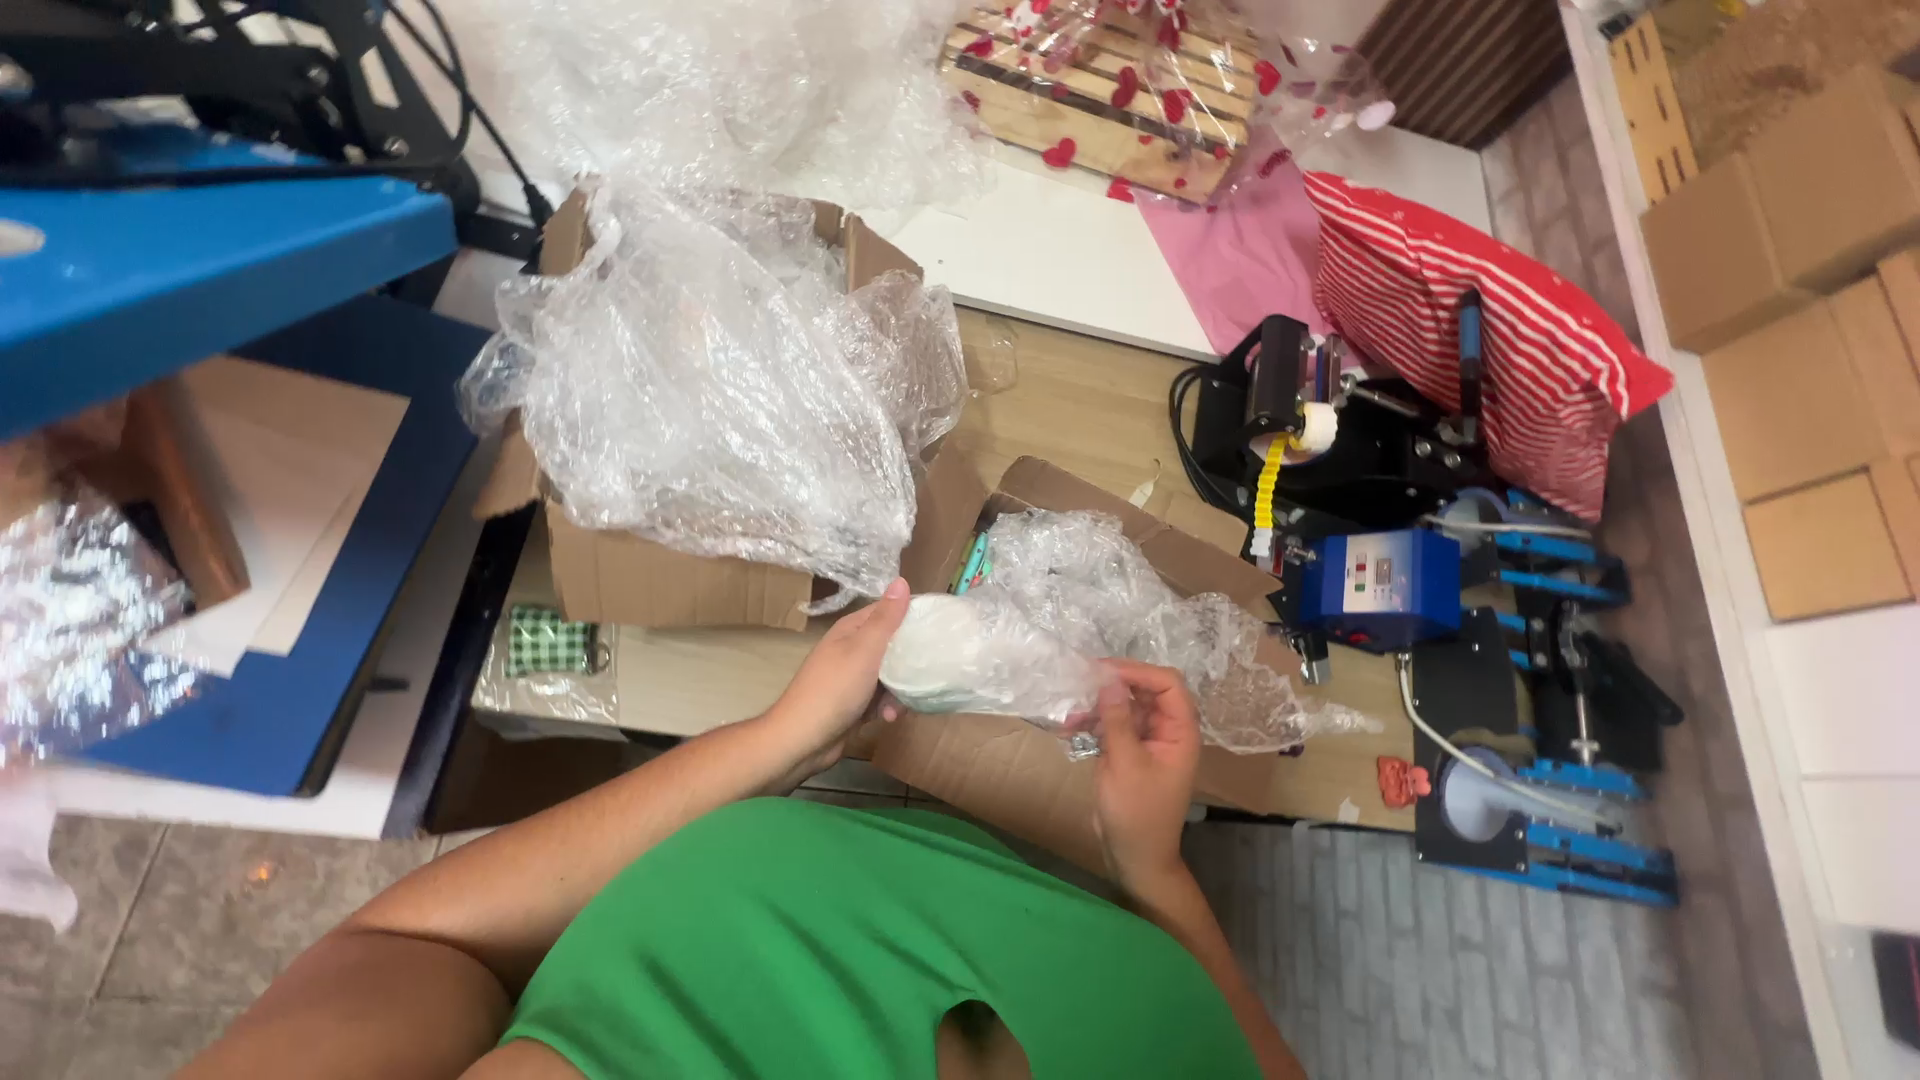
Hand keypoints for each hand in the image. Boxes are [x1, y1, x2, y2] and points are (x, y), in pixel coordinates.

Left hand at [759, 578, 910, 777]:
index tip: (940, 627)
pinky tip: (886, 718)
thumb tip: (901, 580)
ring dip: (899, 691)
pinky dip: (886, 707)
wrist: (802, 740)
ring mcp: (853, 678)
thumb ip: (886, 619)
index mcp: (851, 630)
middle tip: (923, 673)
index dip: (912, 616)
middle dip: (909, 662)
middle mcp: (852, 649)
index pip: (888, 611)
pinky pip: (881, 698)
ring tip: (896, 706)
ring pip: (891, 675)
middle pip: (893, 646)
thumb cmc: (834, 689)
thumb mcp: (865, 650)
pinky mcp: (855, 703)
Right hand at [1091, 659, 1202, 893]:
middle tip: (1081, 682)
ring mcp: (1146, 741)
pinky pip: (1112, 725)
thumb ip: (1118, 720)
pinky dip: (1093, 723)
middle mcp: (1166, 730)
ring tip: (1070, 713)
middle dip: (1113, 685)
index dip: (1138, 671)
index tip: (1103, 671)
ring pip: (1124, 706)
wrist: (1135, 856)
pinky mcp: (1128, 752)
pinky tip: (1069, 728)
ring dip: (1097, 706)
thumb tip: (1109, 680)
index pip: (1168, 684)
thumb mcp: (1125, 764)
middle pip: (1144, 690)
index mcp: (1180, 732)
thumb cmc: (1138, 813)